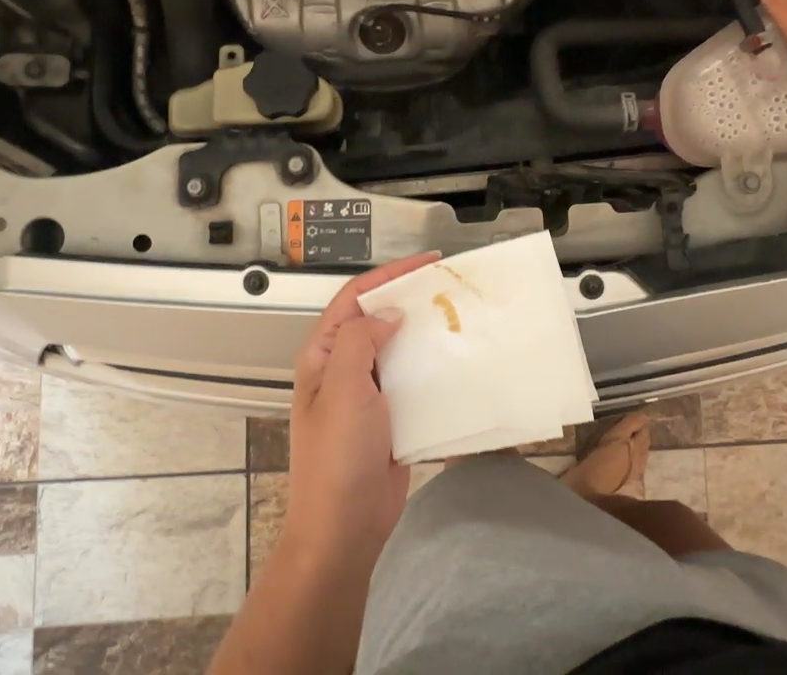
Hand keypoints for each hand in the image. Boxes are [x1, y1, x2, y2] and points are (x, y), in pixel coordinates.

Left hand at [284, 251, 439, 556]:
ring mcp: (368, 394)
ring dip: (426, 334)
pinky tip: (460, 362)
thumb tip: (389, 313)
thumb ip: (360, 340)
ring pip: (399, 350)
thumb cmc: (336, 455)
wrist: (344, 525)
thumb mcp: (342, 387)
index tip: (428, 262)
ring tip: (462, 319)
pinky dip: (434, 369)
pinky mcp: (392, 418)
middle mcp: (344, 368)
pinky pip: (414, 382)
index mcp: (324, 355)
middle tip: (451, 288)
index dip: (389, 275)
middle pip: (379, 320)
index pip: (355, 299)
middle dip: (412, 300)